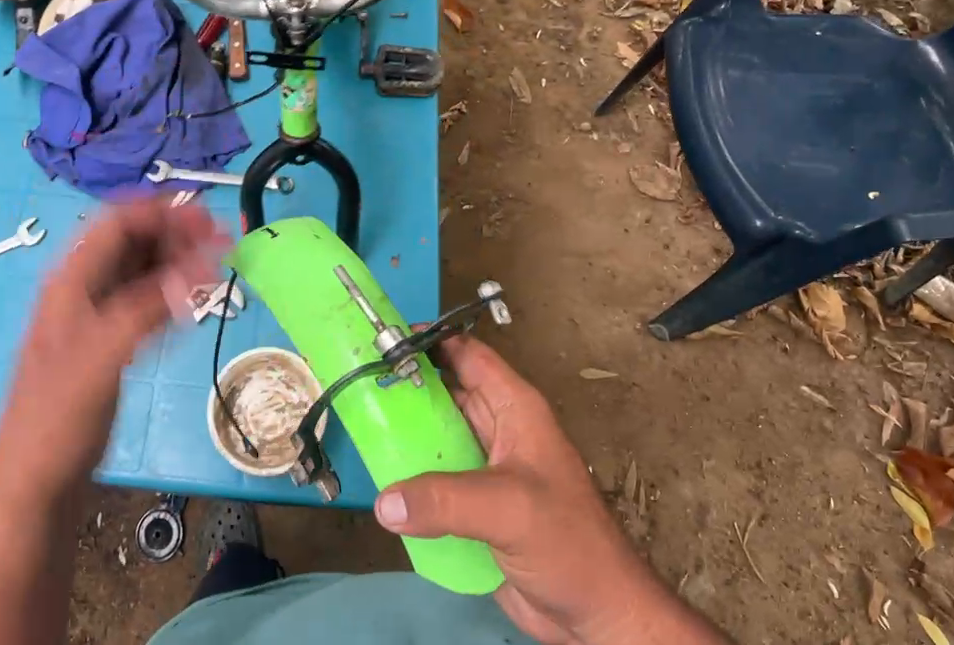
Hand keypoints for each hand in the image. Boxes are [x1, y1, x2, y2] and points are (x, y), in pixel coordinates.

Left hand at [0, 198, 226, 493]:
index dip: (159, 212)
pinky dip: (170, 294)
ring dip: (175, 262)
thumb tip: (200, 265)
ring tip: (216, 264)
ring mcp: (95, 320)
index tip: (205, 215)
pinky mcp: (108, 347)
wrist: (34, 485)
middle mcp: (82, 292)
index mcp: (70, 282)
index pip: (116, 224)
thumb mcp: (101, 358)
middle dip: (174, 233)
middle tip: (220, 239)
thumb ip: (148, 309)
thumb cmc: (57, 419)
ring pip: (139, 273)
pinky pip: (143, 304)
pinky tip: (194, 300)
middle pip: (130, 243)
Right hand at [374, 337, 724, 644]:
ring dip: (404, 440)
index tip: (382, 339)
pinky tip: (383, 487)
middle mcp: (499, 432)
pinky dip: (411, 482)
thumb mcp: (507, 508)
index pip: (468, 356)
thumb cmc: (568, 543)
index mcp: (515, 410)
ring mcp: (487, 471)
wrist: (597, 614)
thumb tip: (385, 502)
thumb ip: (444, 500)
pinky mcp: (476, 509)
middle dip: (405, 390)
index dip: (430, 341)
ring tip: (360, 433)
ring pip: (437, 440)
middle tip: (357, 386)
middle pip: (445, 396)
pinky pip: (435, 483)